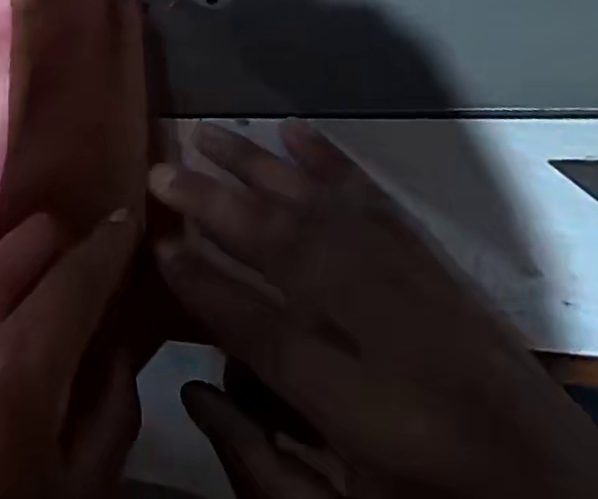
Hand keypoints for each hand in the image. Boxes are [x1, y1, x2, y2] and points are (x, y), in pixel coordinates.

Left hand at [0, 210, 142, 498]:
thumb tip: (116, 342)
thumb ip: (113, 405)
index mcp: (15, 359)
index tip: (131, 221)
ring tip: (42, 303)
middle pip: (35, 233)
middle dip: (71, 243)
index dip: (114, 241)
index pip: (80, 270)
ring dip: (30, 262)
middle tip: (89, 279)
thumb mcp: (76, 487)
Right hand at [152, 122, 597, 498]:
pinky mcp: (440, 268)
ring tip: (210, 133)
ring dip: (262, 166)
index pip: (263, 327)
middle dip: (217, 205)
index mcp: (364, 407)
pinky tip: (297, 134)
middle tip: (162, 169)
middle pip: (288, 250)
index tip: (157, 244)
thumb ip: (262, 464)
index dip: (204, 284)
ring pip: (326, 210)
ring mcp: (419, 287)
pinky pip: (380, 205)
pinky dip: (335, 165)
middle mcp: (389, 329)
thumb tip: (193, 388)